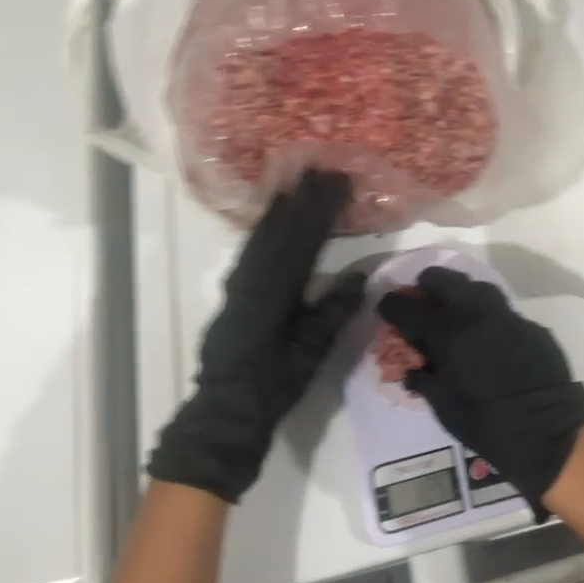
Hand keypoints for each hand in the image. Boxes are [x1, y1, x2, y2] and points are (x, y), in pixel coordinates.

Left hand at [147, 171, 363, 501]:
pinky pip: (249, 251)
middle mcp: (250, 284)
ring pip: (260, 238)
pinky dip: (262, 228)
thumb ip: (333, 315)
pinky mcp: (232, 294)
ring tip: (294, 179)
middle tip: (318, 168)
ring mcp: (237, 287)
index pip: (301, 244)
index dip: (319, 211)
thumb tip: (360, 277)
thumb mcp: (310, 356)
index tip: (336, 182)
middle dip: (300, 199)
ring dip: (278, 207)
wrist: (223, 414)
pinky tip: (270, 216)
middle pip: (279, 233)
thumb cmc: (272, 389)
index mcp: (272, 298)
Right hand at [378, 268, 583, 515]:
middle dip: (428, 283)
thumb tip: (415, 365)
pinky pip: (503, 312)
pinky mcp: (532, 327)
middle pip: (447, 282)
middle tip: (420, 291)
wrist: (550, 433)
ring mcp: (509, 318)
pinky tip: (486, 333)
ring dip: (460, 291)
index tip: (386, 305)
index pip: (412, 311)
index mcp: (451, 337)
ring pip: (478, 288)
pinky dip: (487, 316)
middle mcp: (478, 317)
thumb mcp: (445, 408)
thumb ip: (426, 379)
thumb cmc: (489, 427)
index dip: (394, 306)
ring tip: (452, 304)